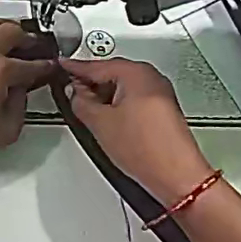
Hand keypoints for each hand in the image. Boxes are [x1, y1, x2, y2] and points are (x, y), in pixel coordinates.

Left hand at [0, 14, 58, 164]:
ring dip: (7, 25)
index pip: (33, 63)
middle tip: (35, 46)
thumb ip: (21, 103)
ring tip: (16, 34)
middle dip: (30, 39)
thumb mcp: (6, 128)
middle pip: (14, 31)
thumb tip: (22, 90)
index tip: (49, 67)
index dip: (46, 66)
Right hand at [60, 57, 214, 202]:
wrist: (177, 176)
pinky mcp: (164, 108)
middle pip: (112, 73)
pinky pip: (134, 97)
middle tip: (72, 92)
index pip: (97, 65)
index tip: (63, 66)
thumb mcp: (99, 123)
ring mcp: (161, 92)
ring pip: (123, 86)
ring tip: (90, 111)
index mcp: (136, 73)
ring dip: (105, 95)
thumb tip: (75, 93)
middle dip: (91, 83)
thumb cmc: (148, 150)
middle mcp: (152, 77)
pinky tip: (110, 119)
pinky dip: (119, 103)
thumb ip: (80, 102)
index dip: (75, 68)